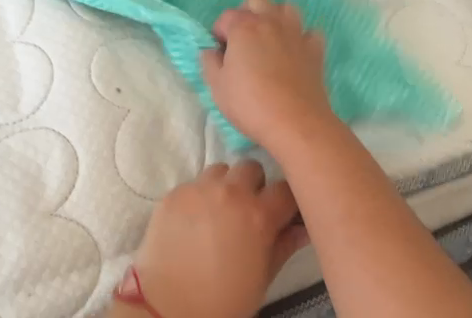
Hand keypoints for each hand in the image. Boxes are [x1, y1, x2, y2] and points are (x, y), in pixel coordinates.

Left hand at [128, 160, 309, 317]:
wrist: (168, 309)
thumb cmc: (223, 300)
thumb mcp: (262, 279)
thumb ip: (284, 246)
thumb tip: (304, 229)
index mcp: (259, 214)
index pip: (286, 188)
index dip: (286, 200)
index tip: (282, 211)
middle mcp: (231, 192)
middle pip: (252, 168)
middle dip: (253, 185)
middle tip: (246, 211)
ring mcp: (200, 189)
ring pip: (221, 171)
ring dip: (224, 186)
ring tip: (217, 213)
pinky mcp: (175, 193)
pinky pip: (194, 184)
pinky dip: (198, 197)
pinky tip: (193, 222)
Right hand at [201, 0, 337, 152]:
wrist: (295, 122)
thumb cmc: (250, 103)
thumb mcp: (217, 87)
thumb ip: (210, 63)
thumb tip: (211, 51)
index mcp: (244, 26)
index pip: (226, 17)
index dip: (219, 34)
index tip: (220, 55)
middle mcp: (271, 21)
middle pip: (257, 2)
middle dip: (246, 15)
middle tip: (242, 42)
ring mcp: (296, 32)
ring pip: (286, 9)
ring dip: (275, 18)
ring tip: (269, 40)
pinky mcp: (315, 48)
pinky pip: (308, 32)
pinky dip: (301, 38)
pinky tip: (295, 52)